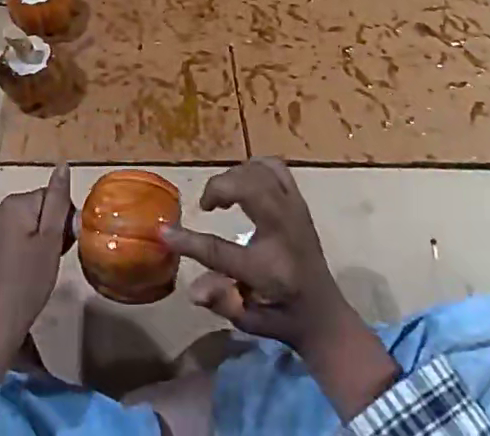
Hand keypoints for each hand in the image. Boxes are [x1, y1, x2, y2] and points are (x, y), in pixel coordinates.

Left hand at [0, 164, 74, 356]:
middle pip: (36, 209)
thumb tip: (62, 165)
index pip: (52, 197)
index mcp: (15, 204)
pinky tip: (24, 270)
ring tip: (41, 267)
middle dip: (48, 228)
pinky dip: (21, 248)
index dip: (63, 219)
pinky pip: (11, 237)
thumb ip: (57, 201)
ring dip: (35, 239)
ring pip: (24, 224)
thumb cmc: (29, 281)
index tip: (65, 243)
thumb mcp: (50, 240)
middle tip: (53, 257)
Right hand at [160, 158, 401, 420]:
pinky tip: (243, 183)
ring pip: (261, 171)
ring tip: (224, 195)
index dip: (188, 240)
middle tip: (207, 206)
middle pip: (248, 189)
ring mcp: (295, 211)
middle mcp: (284, 232)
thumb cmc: (281, 316)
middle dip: (219, 188)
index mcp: (268, 268)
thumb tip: (192, 291)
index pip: (219, 250)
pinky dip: (255, 167)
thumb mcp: (249, 321)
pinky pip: (276, 168)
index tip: (164, 230)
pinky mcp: (300, 202)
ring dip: (235, 176)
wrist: (325, 312)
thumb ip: (221, 301)